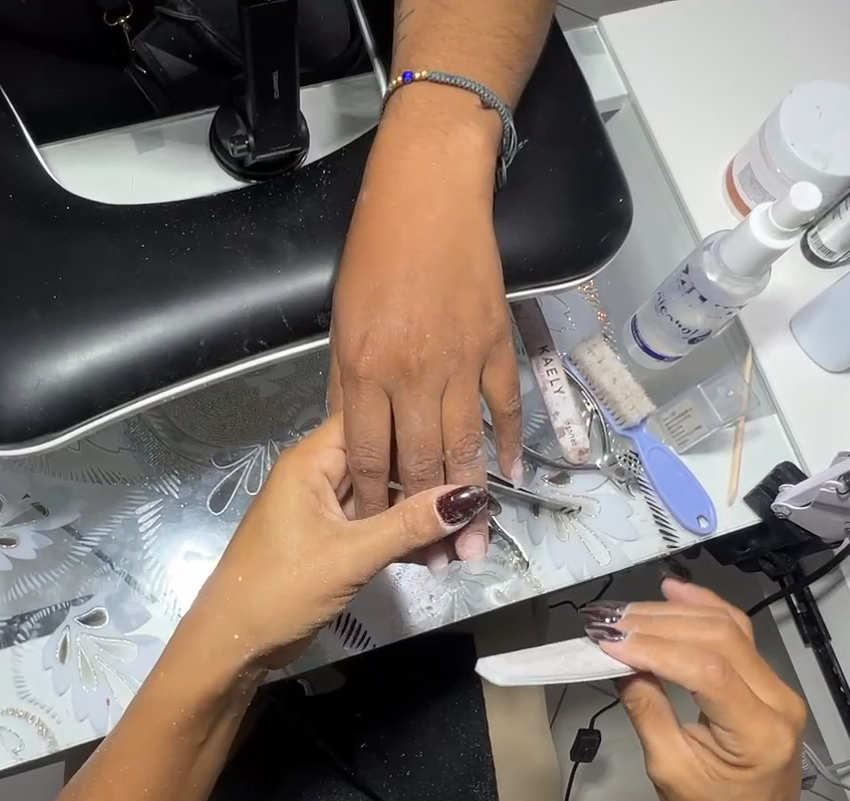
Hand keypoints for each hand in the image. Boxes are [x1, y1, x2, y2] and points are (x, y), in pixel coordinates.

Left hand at [180, 417, 489, 672]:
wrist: (237, 643)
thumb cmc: (280, 588)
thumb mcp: (349, 555)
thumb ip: (409, 525)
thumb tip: (470, 497)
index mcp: (312, 460)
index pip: (373, 421)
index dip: (419, 426)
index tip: (467, 443)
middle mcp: (321, 476)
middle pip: (387, 463)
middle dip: (432, 487)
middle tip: (482, 508)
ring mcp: (329, 510)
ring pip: (387, 500)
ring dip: (423, 522)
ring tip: (468, 543)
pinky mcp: (335, 541)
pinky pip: (379, 529)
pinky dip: (406, 542)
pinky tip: (442, 557)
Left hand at [330, 87, 522, 567]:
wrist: (427, 191)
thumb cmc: (372, 255)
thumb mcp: (341, 325)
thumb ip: (348, 387)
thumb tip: (352, 438)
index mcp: (363, 373)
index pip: (368, 459)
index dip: (375, 505)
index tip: (381, 537)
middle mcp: (410, 377)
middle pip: (417, 464)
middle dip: (426, 519)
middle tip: (441, 560)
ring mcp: (457, 362)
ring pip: (462, 445)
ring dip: (469, 498)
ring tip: (476, 539)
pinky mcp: (495, 346)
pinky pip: (502, 407)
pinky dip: (507, 444)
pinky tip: (507, 478)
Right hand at [582, 577, 808, 800]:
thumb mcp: (669, 771)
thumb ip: (648, 711)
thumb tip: (621, 663)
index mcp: (760, 732)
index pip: (706, 670)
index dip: (655, 649)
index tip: (607, 642)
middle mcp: (779, 700)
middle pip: (718, 638)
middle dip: (656, 624)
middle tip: (605, 622)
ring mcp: (777, 687)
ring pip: (726, 627)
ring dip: (672, 612)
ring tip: (623, 611)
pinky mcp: (766, 681)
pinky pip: (736, 632)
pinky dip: (702, 607)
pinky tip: (673, 590)